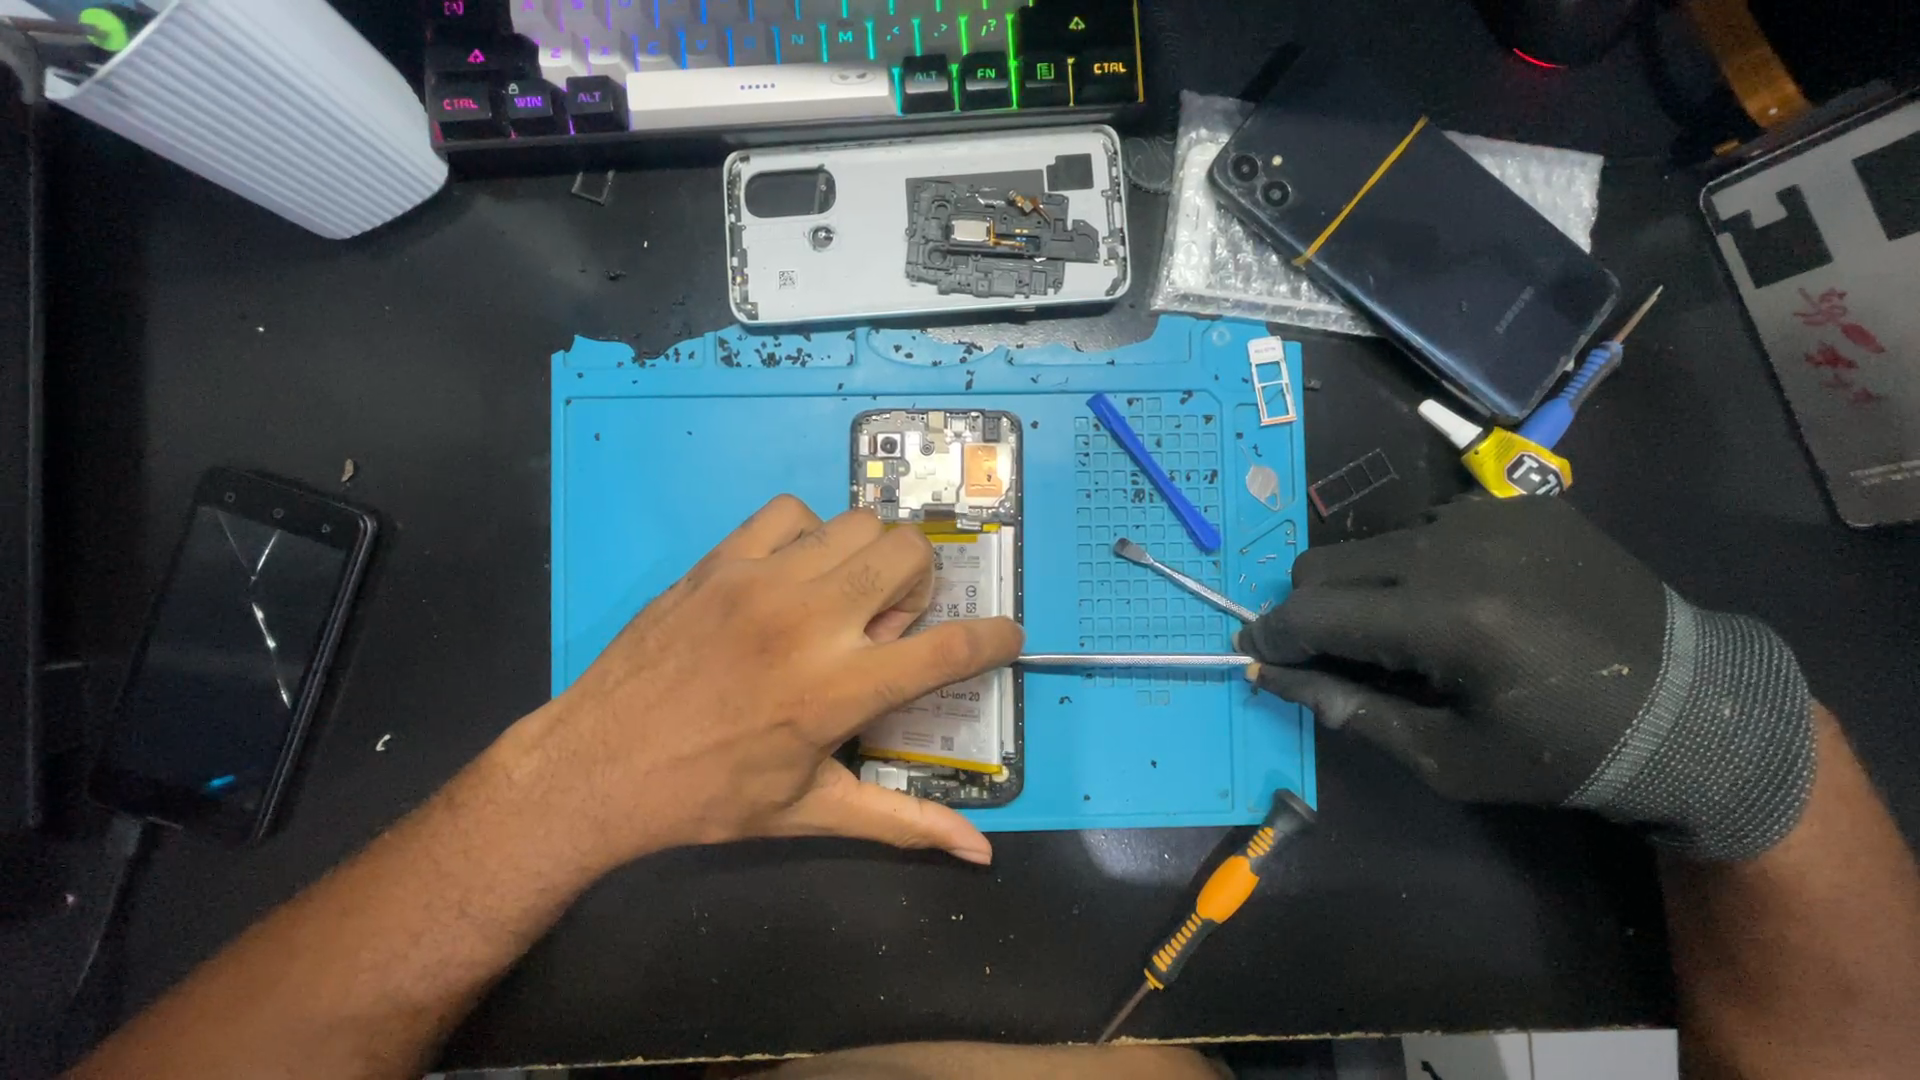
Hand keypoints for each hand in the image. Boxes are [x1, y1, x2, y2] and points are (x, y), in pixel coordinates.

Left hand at [498, 495, 1022, 870]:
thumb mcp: (811, 812)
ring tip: (842, 598)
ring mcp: (764, 581)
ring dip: (870, 558)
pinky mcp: (721, 561)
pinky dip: (809, 534)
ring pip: (859, 525)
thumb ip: (903, 823)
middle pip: (909, 556)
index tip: (1006, 636)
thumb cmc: (710, 796)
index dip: (994, 639)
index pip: (949, 650)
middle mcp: (812, 622)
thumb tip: (981, 855)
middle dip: (921, 585)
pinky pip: (790, 513)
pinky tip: (792, 572)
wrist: (596, 765)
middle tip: (888, 624)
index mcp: (840, 690)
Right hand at [1241, 497, 1814, 860]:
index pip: (1313, 612)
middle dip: (1307, 608)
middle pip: (1323, 562)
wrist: (1695, 708)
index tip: (1255, 651)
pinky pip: (1423, 525)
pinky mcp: (1515, 501)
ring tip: (1406, 628)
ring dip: (1361, 585)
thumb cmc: (1563, 752)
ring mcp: (1487, 514)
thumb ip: (1349, 708)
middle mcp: (1457, 548)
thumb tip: (1271, 674)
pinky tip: (1460, 597)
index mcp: (1445, 620)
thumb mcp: (1447, 756)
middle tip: (1331, 648)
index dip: (1272, 634)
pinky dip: (1415, 562)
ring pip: (1367, 541)